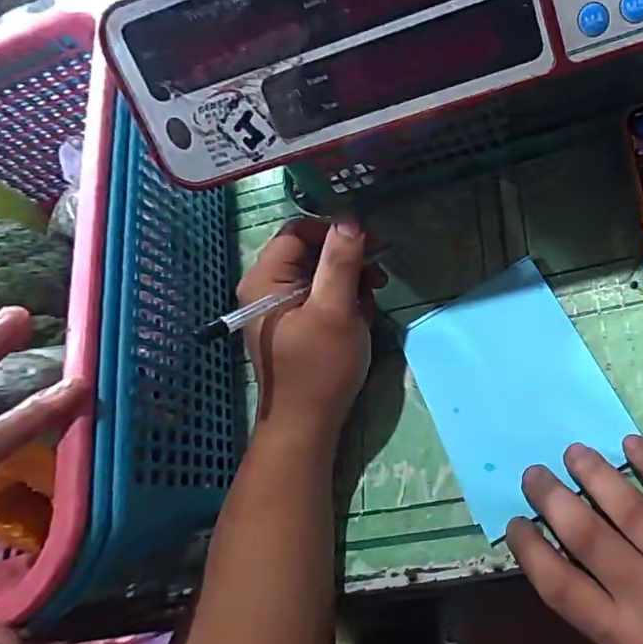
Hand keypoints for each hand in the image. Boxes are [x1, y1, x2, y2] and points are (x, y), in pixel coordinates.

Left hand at [242, 217, 383, 440]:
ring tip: (369, 304)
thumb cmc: (320, 367)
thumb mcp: (335, 310)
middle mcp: (267, 286)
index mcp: (265, 279)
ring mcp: (281, 306)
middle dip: (347, 261)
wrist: (308, 425)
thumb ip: (340, 262)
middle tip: (377, 277)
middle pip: (311, 251)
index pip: (298, 232)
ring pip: (321, 274)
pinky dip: (345, 300)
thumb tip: (349, 218)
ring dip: (351, 282)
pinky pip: (322, 295)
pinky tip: (360, 318)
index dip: (334, 232)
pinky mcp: (296, 322)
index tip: (368, 244)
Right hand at [506, 435, 642, 643]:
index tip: (515, 521)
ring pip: (630, 506)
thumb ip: (599, 611)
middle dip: (552, 498)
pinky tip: (629, 443)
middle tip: (535, 473)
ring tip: (575, 452)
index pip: (560, 586)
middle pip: (588, 537)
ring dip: (594, 472)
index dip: (530, 549)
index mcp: (627, 637)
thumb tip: (556, 552)